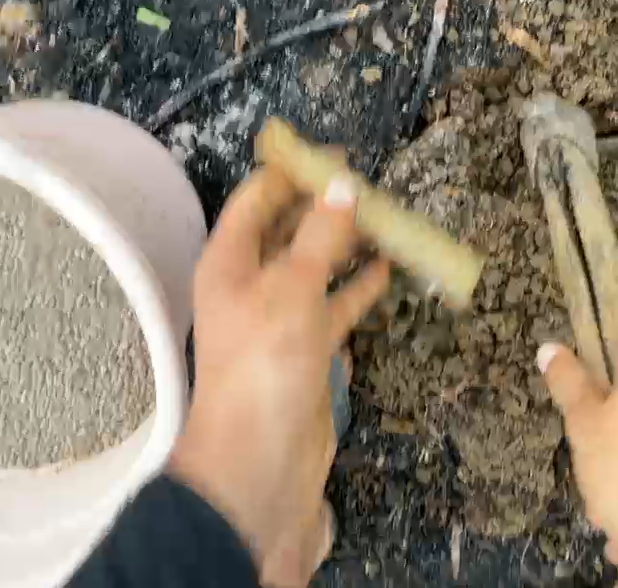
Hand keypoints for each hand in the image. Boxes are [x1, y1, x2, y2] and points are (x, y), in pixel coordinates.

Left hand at [169, 168, 390, 586]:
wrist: (259, 464)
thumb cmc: (265, 363)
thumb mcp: (293, 288)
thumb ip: (321, 234)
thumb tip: (342, 184)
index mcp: (231, 260)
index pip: (258, 198)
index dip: (293, 172)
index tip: (334, 154)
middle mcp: (251, 281)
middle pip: (289, 228)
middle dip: (324, 205)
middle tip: (366, 184)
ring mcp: (280, 314)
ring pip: (316, 264)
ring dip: (346, 242)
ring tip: (383, 217)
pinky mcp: (306, 345)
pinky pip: (334, 303)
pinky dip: (358, 285)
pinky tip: (386, 267)